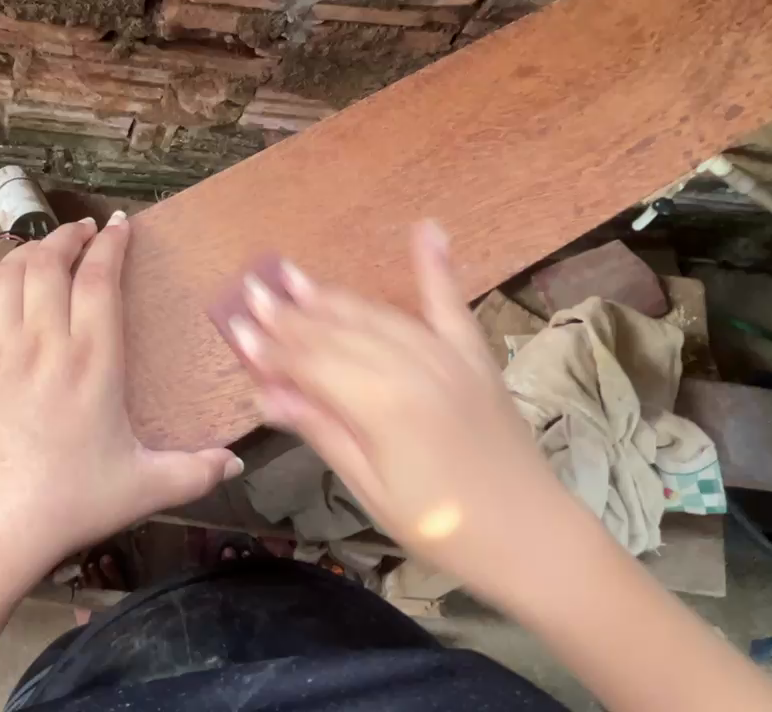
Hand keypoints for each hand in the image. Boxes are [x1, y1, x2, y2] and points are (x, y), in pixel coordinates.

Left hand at [0, 214, 243, 595]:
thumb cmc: (69, 504)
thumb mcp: (143, 488)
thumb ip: (195, 471)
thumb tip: (238, 463)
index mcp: (91, 359)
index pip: (100, 278)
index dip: (112, 244)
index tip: (121, 226)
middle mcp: (42, 340)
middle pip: (50, 262)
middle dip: (69, 236)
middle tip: (85, 231)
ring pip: (8, 275)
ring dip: (28, 252)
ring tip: (46, 250)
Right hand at [228, 221, 582, 602]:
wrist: (535, 541)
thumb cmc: (443, 527)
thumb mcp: (370, 487)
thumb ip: (320, 429)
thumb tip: (263, 393)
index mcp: (382, 403)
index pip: (310, 363)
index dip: (271, 347)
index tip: (236, 328)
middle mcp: (411, 365)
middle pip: (336, 332)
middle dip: (290, 313)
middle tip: (252, 290)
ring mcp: (446, 354)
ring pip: (374, 315)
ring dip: (331, 295)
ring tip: (293, 275)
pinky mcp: (473, 355)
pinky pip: (449, 303)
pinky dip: (436, 266)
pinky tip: (427, 229)